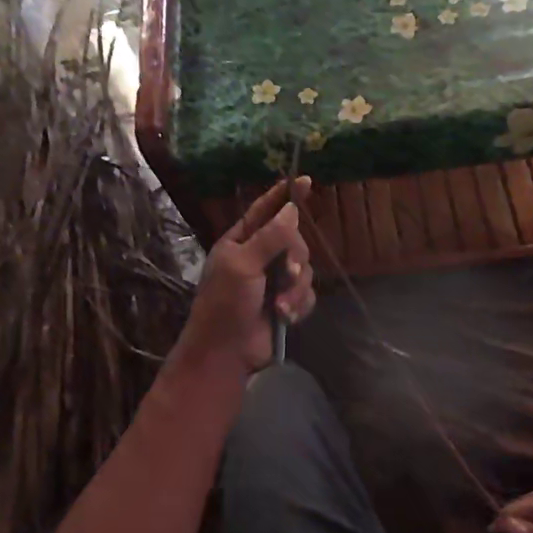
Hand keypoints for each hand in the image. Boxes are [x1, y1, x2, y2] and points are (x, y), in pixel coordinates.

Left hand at [172, 176, 315, 373]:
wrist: (226, 352)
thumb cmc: (225, 303)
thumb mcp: (243, 264)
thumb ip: (270, 237)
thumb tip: (292, 210)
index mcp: (241, 242)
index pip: (265, 211)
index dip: (284, 196)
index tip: (305, 180)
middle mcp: (259, 258)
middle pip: (294, 242)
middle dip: (295, 259)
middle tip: (288, 273)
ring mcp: (274, 282)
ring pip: (305, 271)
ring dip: (295, 290)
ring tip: (280, 307)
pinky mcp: (286, 305)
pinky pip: (307, 295)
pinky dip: (299, 306)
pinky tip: (286, 317)